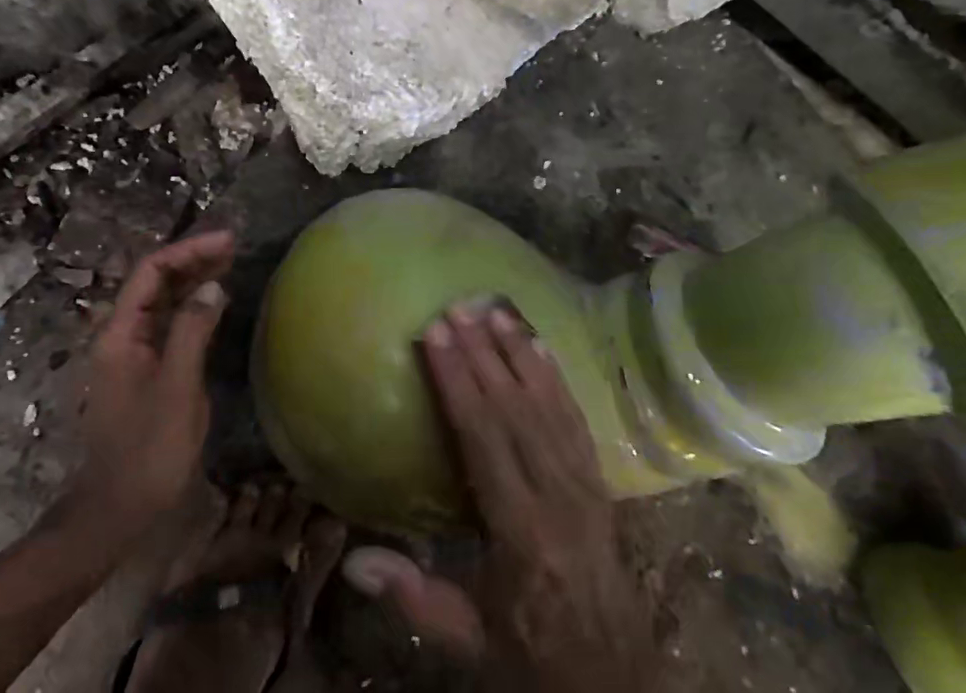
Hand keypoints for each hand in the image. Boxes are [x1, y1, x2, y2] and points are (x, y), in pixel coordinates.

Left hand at [62, 231, 234, 547]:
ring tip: (230, 262)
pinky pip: (168, 325)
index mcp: (119, 335)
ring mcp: (133, 355)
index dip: (188, 250)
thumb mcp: (177, 387)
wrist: (118, 508)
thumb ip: (192, 331)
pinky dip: (192, 307)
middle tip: (235, 246)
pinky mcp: (147, 371)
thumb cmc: (148, 449)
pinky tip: (216, 303)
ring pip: (162, 302)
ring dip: (193, 279)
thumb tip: (213, 286)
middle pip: (154, 282)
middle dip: (192, 259)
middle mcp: (121, 337)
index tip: (228, 241)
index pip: (150, 272)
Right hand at [344, 303, 653, 692]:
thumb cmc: (531, 652)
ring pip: (550, 405)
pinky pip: (576, 420)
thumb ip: (413, 596)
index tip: (435, 337)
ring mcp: (585, 484)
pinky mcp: (599, 482)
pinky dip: (557, 378)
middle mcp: (558, 495)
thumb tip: (354, 560)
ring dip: (520, 353)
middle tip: (457, 308)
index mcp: (522, 531)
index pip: (484, 438)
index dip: (458, 382)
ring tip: (495, 310)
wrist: (611, 676)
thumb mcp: (468, 639)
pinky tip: (540, 347)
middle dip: (483, 354)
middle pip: (516, 410)